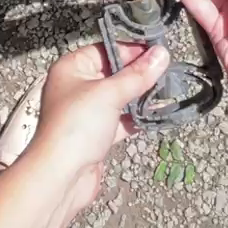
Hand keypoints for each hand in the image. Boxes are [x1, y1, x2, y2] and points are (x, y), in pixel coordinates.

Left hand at [20, 41, 169, 212]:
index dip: (130, 50)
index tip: (156, 52)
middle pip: (112, 73)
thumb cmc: (77, 126)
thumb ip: (137, 75)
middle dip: (137, 74)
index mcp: (71, 68)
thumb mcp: (110, 93)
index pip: (104, 50)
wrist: (62, 177)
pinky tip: (155, 116)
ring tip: (165, 92)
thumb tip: (161, 53)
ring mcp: (85, 112)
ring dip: (138, 97)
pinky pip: (119, 120)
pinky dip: (135, 118)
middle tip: (165, 72)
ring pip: (117, 98)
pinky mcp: (95, 135)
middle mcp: (76, 87)